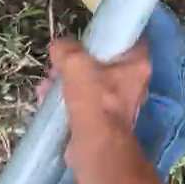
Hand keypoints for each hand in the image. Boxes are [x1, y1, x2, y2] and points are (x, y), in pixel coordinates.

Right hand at [48, 34, 151, 166]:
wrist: (96, 150)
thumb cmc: (95, 103)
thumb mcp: (77, 66)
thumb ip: (67, 50)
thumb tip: (60, 45)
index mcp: (138, 63)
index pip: (128, 37)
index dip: (108, 33)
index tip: (86, 35)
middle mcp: (133, 80)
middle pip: (103, 60)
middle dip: (76, 61)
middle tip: (57, 64)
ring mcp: (119, 100)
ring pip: (90, 80)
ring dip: (67, 79)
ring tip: (47, 83)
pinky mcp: (103, 118)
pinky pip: (84, 99)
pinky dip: (67, 97)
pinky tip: (46, 98)